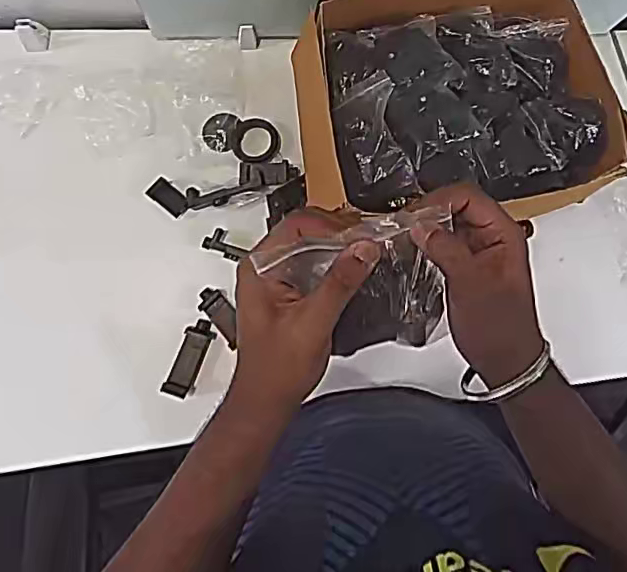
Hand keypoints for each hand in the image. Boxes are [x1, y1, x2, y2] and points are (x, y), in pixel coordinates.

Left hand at [230, 210, 378, 414]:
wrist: (267, 402)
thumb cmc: (273, 372)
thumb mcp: (313, 323)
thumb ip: (339, 284)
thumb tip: (362, 250)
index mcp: (260, 267)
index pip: (297, 224)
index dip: (331, 226)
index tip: (357, 237)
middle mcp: (265, 266)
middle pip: (306, 228)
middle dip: (339, 233)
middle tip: (365, 241)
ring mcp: (276, 276)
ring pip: (313, 243)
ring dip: (340, 246)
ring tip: (364, 253)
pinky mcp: (290, 286)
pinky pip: (315, 260)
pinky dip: (337, 261)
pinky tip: (353, 269)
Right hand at [409, 183, 544, 386]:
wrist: (507, 362)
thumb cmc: (501, 328)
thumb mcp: (470, 284)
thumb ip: (446, 249)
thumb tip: (422, 226)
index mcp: (503, 232)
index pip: (468, 197)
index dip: (439, 200)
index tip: (416, 214)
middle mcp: (494, 236)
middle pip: (458, 205)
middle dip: (430, 211)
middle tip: (406, 223)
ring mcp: (481, 249)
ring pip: (450, 222)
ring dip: (429, 225)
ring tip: (407, 234)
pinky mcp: (469, 262)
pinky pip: (447, 240)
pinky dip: (430, 241)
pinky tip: (416, 249)